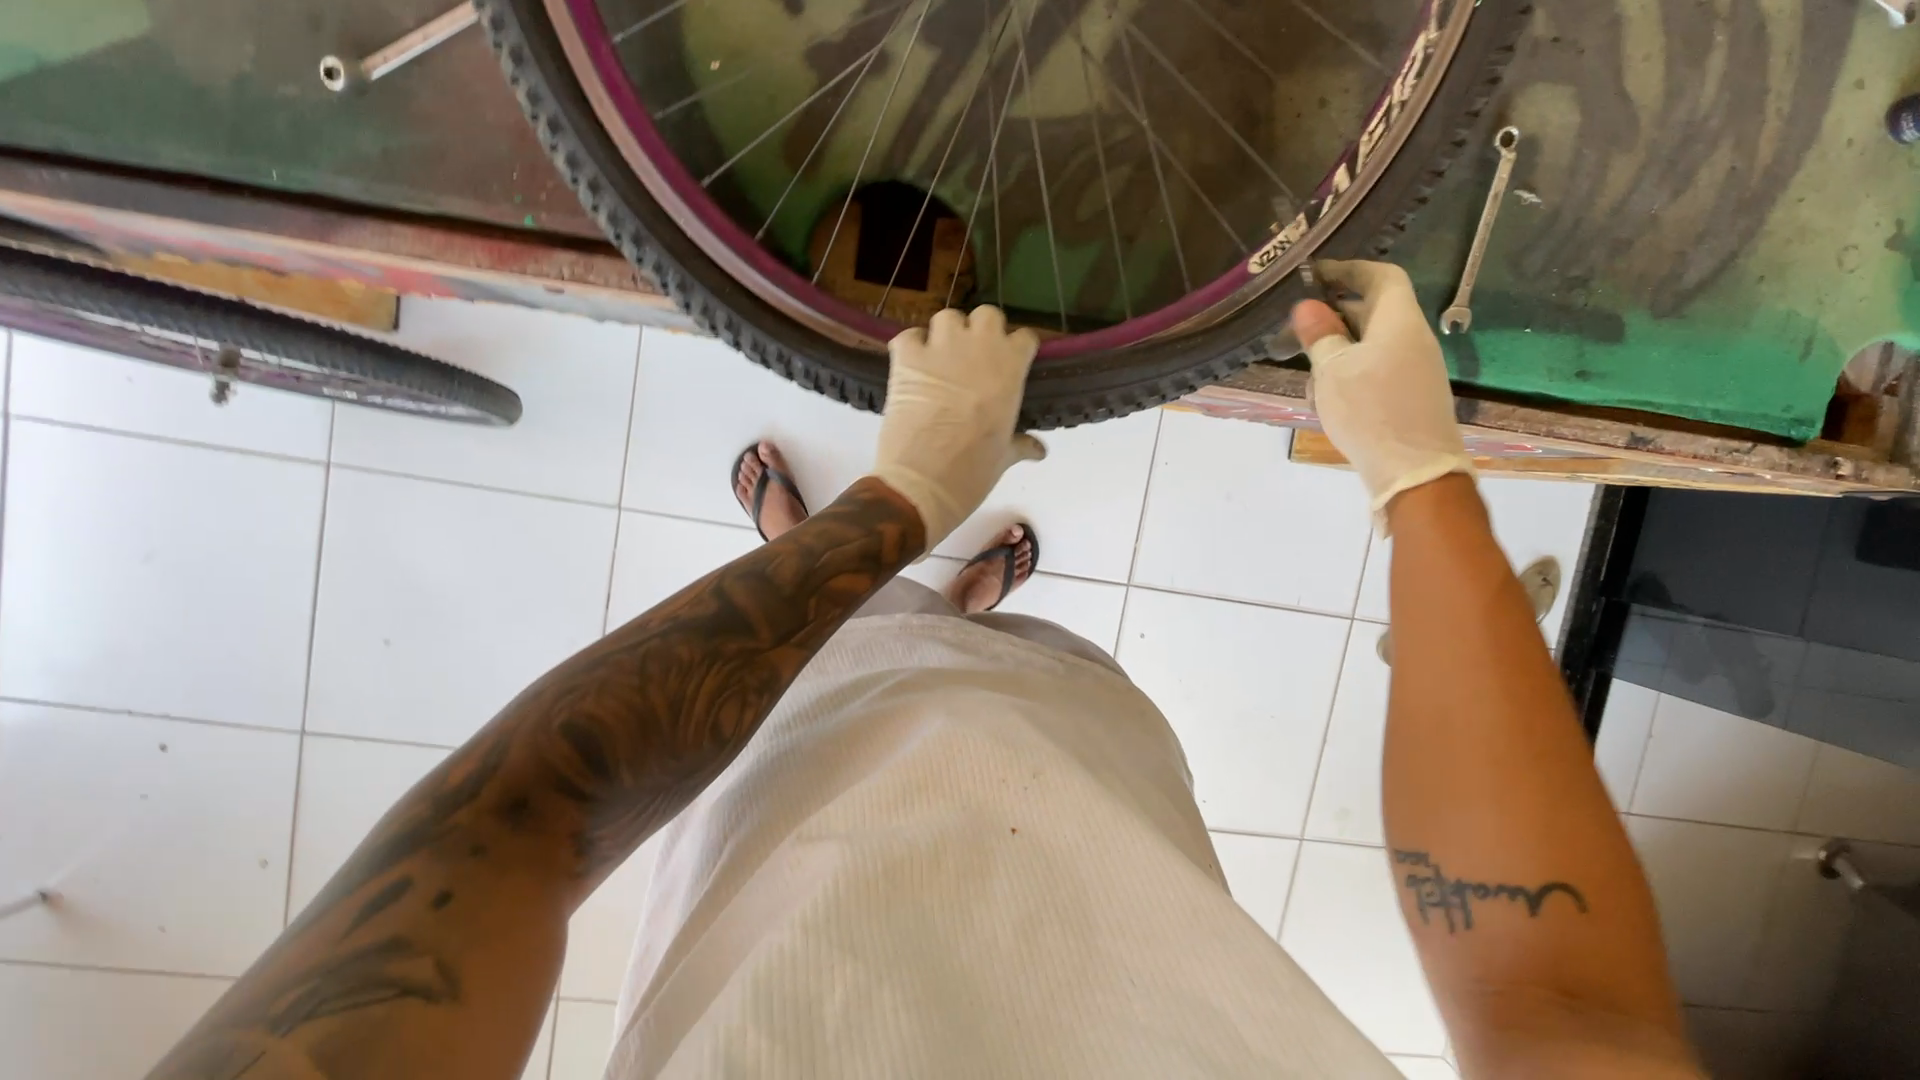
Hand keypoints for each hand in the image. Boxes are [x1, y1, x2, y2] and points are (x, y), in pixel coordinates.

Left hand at [873, 306, 1045, 551]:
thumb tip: (1039, 451)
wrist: (923, 481)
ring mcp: (941, 348)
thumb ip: (1021, 444)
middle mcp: (980, 348)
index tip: (1011, 362)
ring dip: (945, 334)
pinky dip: (910, 347)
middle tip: (974, 357)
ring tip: (941, 357)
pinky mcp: (907, 357)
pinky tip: (911, 365)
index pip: (1025, 338)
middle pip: (987, 316)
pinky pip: (908, 335)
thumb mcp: (1004, 457)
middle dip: (981, 331)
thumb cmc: (973, 471)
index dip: (1017, 349)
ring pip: (947, 317)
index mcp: (1011, 369)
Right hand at [1291, 259, 1472, 531]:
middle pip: (1375, 311)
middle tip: (1298, 327)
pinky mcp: (1409, 397)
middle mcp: (1413, 339)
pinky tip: (1328, 400)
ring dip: (1338, 351)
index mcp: (1399, 322)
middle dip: (1336, 315)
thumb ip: (1320, 336)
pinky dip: (1349, 375)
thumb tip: (1308, 307)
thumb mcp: (1333, 371)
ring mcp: (1414, 370)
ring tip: (1309, 374)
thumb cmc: (1371, 412)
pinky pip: (1376, 371)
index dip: (1350, 270)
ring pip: (1370, 345)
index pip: (1381, 277)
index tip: (1316, 276)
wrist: (1414, 472)